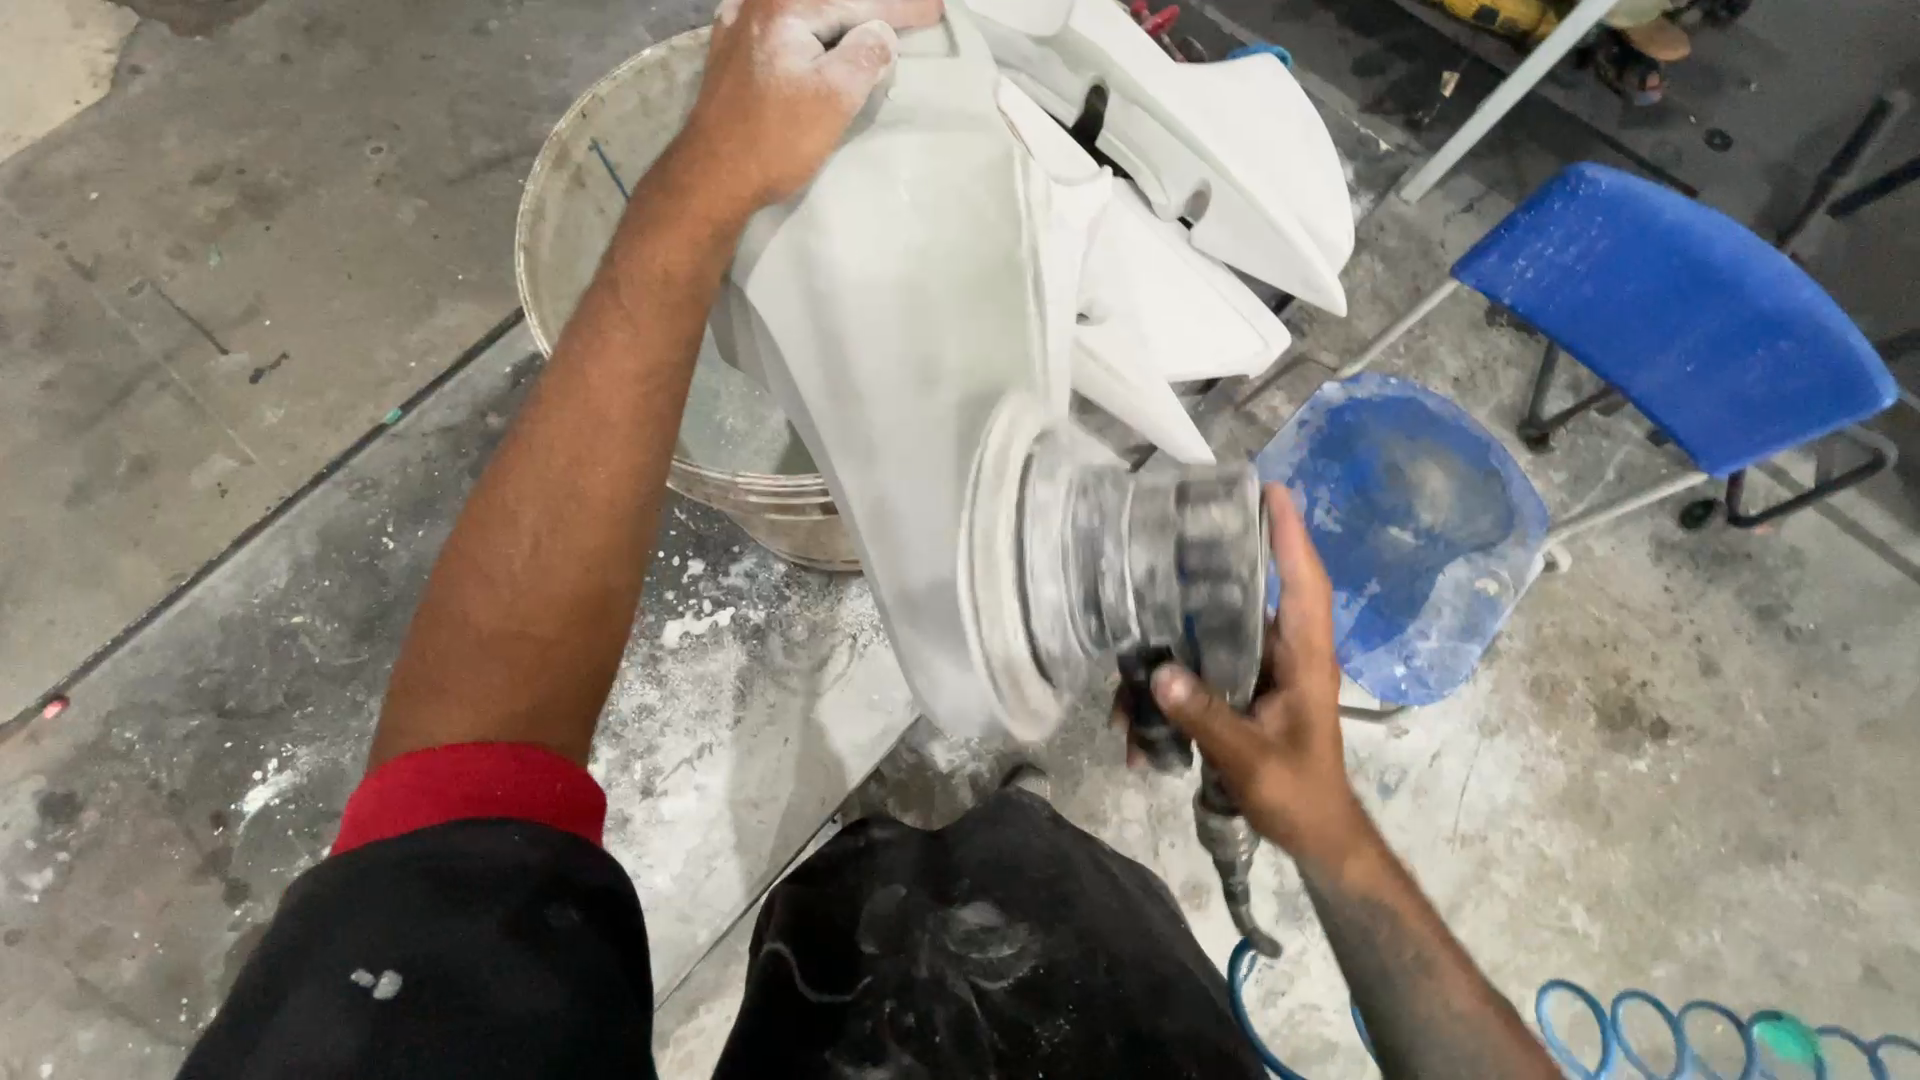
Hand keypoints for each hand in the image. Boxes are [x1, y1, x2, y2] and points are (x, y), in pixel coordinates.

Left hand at [672, 0, 945, 212]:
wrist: (711, 176)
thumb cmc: (774, 141)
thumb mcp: (833, 99)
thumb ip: (865, 56)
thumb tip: (881, 34)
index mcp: (786, 6)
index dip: (901, 7)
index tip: (936, 11)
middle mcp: (760, 3)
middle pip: (830, 0)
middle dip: (872, 8)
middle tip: (913, 13)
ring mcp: (740, 25)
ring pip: (806, 11)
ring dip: (842, 17)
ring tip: (874, 25)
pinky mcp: (731, 52)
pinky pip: (783, 24)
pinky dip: (812, 26)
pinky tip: (818, 31)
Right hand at [1148, 484, 1370, 868]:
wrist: (1314, 837)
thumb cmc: (1301, 795)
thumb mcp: (1253, 760)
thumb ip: (1208, 717)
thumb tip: (1159, 673)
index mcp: (1305, 660)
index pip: (1305, 584)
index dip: (1290, 536)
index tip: (1272, 491)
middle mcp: (1282, 655)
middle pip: (1243, 599)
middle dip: (1199, 582)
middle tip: (1158, 557)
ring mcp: (1257, 674)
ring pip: (1207, 643)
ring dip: (1162, 669)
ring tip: (1122, 709)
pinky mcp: (1237, 694)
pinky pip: (1195, 679)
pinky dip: (1164, 701)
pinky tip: (1135, 737)